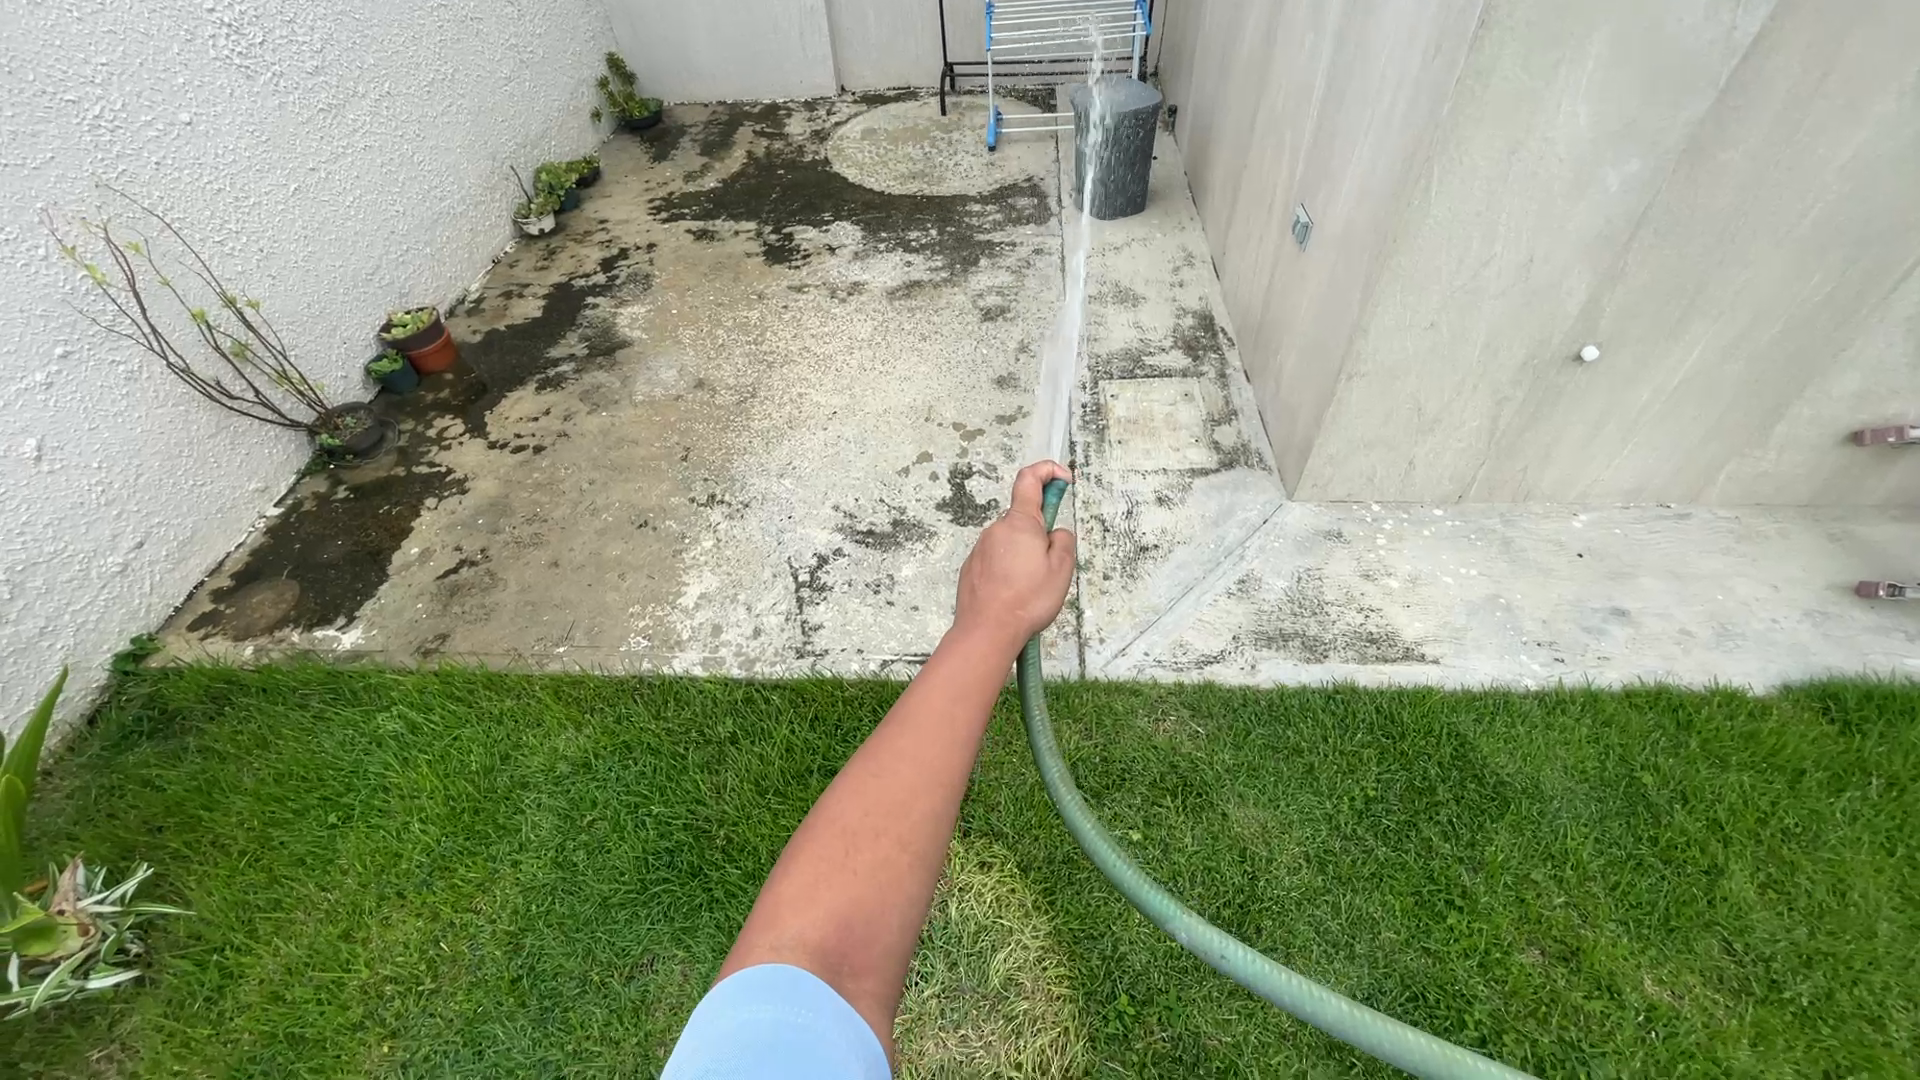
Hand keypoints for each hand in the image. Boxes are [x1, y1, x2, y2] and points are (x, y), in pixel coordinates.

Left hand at [953, 461, 1076, 653]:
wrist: (987, 630)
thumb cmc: (1026, 600)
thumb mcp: (1062, 569)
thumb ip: (1062, 541)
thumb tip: (1055, 533)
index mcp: (1019, 523)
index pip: (1030, 478)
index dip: (1048, 471)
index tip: (1064, 480)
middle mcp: (996, 529)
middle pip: (1022, 517)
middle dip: (1041, 533)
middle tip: (1051, 563)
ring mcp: (980, 548)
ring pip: (1010, 541)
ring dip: (1025, 555)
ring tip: (1032, 587)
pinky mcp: (972, 567)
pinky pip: (997, 558)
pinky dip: (1009, 569)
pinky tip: (1015, 593)